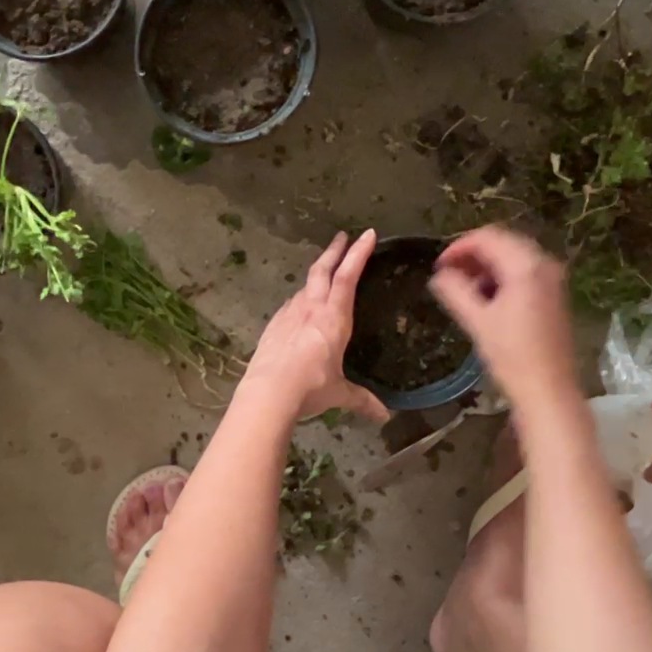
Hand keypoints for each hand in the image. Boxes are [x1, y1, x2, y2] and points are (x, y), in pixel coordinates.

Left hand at [244, 231, 391, 423]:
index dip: (358, 253)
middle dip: (335, 251)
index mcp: (333, 318)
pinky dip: (300, 298)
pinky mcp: (273, 326)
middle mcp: (310, 309)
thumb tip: (384, 416)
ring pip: (304, 286)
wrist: (267, 392)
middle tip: (342, 237)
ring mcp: (288, 315)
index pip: (348, 276)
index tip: (367, 234)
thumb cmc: (310, 388)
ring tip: (323, 271)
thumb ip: (361, 400)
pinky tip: (299, 306)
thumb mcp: (339, 393)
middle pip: (323, 270)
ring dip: (316, 273)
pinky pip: (290, 305)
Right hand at [428, 227, 575, 399]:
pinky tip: (485, 299)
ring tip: (463, 288)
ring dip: (486, 266)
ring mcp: (553, 280)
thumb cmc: (512, 357)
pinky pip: (524, 272)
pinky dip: (502, 277)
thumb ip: (455, 291)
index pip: (488, 238)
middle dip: (472, 255)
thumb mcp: (477, 322)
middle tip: (447, 274)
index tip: (438, 266)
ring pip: (513, 257)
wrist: (549, 390)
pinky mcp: (554, 295)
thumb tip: (439, 276)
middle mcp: (544, 265)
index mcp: (526, 267)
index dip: (458, 247)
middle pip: (502, 243)